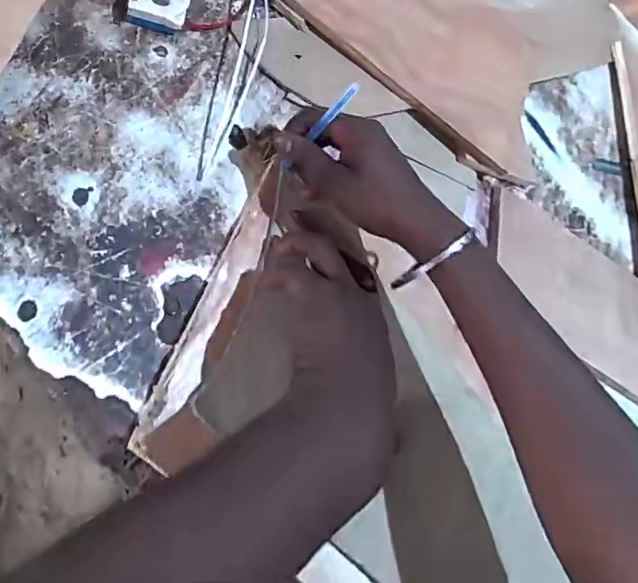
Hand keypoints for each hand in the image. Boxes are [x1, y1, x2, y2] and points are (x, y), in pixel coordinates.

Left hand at [260, 228, 394, 421]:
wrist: (347, 408)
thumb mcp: (369, 383)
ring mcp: (341, 291)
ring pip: (317, 248)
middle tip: (291, 230)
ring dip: (292, 246)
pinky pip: (292, 271)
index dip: (335, 264)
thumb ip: (359, 371)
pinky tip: (263, 284)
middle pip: (338, 252)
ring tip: (273, 250)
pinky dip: (276, 275)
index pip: (357, 277)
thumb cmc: (359, 408)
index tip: (318, 256)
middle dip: (312, 238)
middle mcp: (361, 298)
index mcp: (374, 319)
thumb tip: (361, 397)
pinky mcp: (317, 292)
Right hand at [275, 109, 467, 261]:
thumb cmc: (375, 201)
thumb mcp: (334, 182)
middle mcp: (364, 129)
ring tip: (303, 186)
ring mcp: (372, 144)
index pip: (312, 115)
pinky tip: (322, 190)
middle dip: (303, 148)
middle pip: (322, 128)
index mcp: (355, 128)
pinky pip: (345, 155)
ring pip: (332, 144)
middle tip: (289, 173)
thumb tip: (280, 138)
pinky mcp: (376, 160)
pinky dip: (330, 168)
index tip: (280, 156)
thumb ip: (305, 157)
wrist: (420, 224)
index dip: (292, 132)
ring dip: (315, 161)